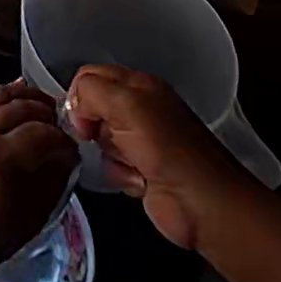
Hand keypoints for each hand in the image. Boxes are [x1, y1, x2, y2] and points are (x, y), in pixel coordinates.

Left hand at [0, 80, 77, 270]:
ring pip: (1, 95)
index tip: (74, 148)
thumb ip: (54, 177)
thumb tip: (68, 153)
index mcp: (1, 157)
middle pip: (22, 108)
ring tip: (47, 105)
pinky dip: (6, 95)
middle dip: (48, 113)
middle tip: (64, 124)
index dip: (63, 139)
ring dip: (27, 96)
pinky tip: (22, 96)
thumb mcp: (34, 212)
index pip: (41, 134)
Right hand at [64, 65, 251, 249]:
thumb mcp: (124, 103)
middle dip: (94, 126)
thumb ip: (90, 90)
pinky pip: (112, 165)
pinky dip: (120, 174)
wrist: (205, 206)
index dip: (78, 94)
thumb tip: (75, 108)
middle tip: (105, 138)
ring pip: (100, 138)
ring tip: (131, 163)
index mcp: (138, 84)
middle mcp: (139, 108)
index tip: (80, 116)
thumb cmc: (168, 149)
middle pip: (92, 108)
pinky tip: (138, 180)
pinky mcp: (142, 171)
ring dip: (109, 153)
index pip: (89, 75)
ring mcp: (141, 141)